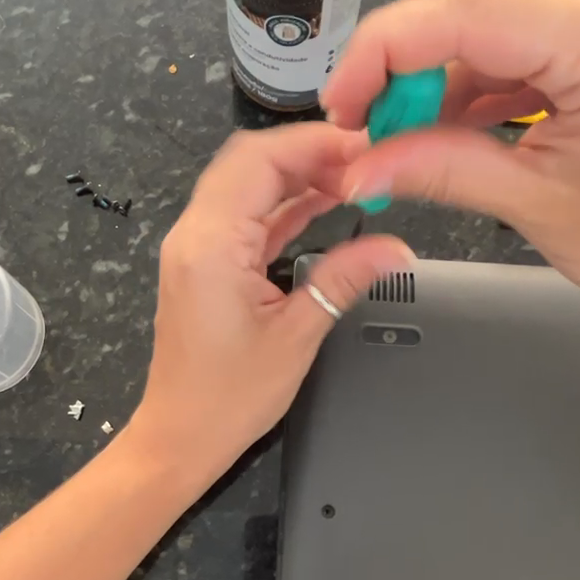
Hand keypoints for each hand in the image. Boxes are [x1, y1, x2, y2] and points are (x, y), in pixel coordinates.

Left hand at [125, 124, 413, 479]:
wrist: (181, 435)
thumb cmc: (229, 397)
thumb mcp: (296, 335)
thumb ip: (345, 279)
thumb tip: (397, 250)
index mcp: (211, 245)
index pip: (260, 160)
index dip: (315, 143)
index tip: (364, 146)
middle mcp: (194, 236)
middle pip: (250, 164)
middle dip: (308, 153)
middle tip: (364, 161)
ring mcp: (196, 249)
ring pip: (247, 188)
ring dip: (297, 177)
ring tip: (353, 179)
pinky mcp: (205, 266)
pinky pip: (245, 219)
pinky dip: (282, 207)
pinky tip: (322, 204)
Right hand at [322, 0, 579, 311]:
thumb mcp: (533, 205)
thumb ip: (439, 170)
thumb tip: (362, 164)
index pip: (473, 12)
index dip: (388, 50)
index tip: (344, 97)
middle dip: (412, 62)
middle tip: (372, 125)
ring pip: (498, 9)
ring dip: (444, 71)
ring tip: (414, 134)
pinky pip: (527, 28)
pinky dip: (481, 73)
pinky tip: (456, 118)